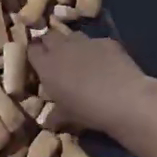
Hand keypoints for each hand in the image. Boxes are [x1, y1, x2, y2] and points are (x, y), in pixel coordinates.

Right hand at [28, 33, 154, 132]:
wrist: (124, 99)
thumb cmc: (87, 110)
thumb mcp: (66, 117)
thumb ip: (54, 115)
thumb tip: (48, 120)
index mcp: (47, 65)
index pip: (32, 50)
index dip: (35, 55)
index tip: (39, 64)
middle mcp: (63, 48)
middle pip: (50, 36)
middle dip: (51, 44)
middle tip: (57, 60)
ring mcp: (86, 42)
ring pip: (73, 36)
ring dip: (73, 45)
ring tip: (81, 60)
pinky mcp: (107, 41)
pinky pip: (96, 42)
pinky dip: (97, 51)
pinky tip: (106, 64)